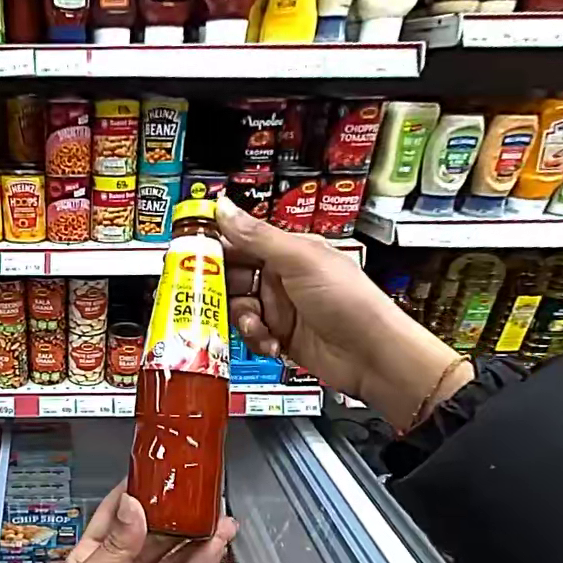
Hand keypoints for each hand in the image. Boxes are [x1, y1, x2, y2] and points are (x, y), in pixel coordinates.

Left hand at [31, 483, 234, 562]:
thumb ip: (114, 551)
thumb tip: (134, 508)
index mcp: (89, 558)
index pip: (114, 516)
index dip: (134, 493)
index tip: (155, 471)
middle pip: (150, 534)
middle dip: (174, 514)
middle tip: (198, 494)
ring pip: (172, 559)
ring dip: (195, 538)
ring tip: (219, 516)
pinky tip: (215, 549)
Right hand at [215, 196, 472, 429]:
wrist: (373, 356)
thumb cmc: (349, 301)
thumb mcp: (299, 261)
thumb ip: (256, 236)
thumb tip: (222, 206)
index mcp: (285, 251)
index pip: (238, 242)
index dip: (212, 250)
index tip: (188, 258)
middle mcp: (279, 278)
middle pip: (230, 279)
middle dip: (221, 291)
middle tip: (209, 300)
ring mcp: (278, 309)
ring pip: (236, 309)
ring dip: (242, 320)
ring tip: (258, 326)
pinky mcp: (279, 336)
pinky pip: (249, 335)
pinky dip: (256, 340)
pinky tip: (272, 343)